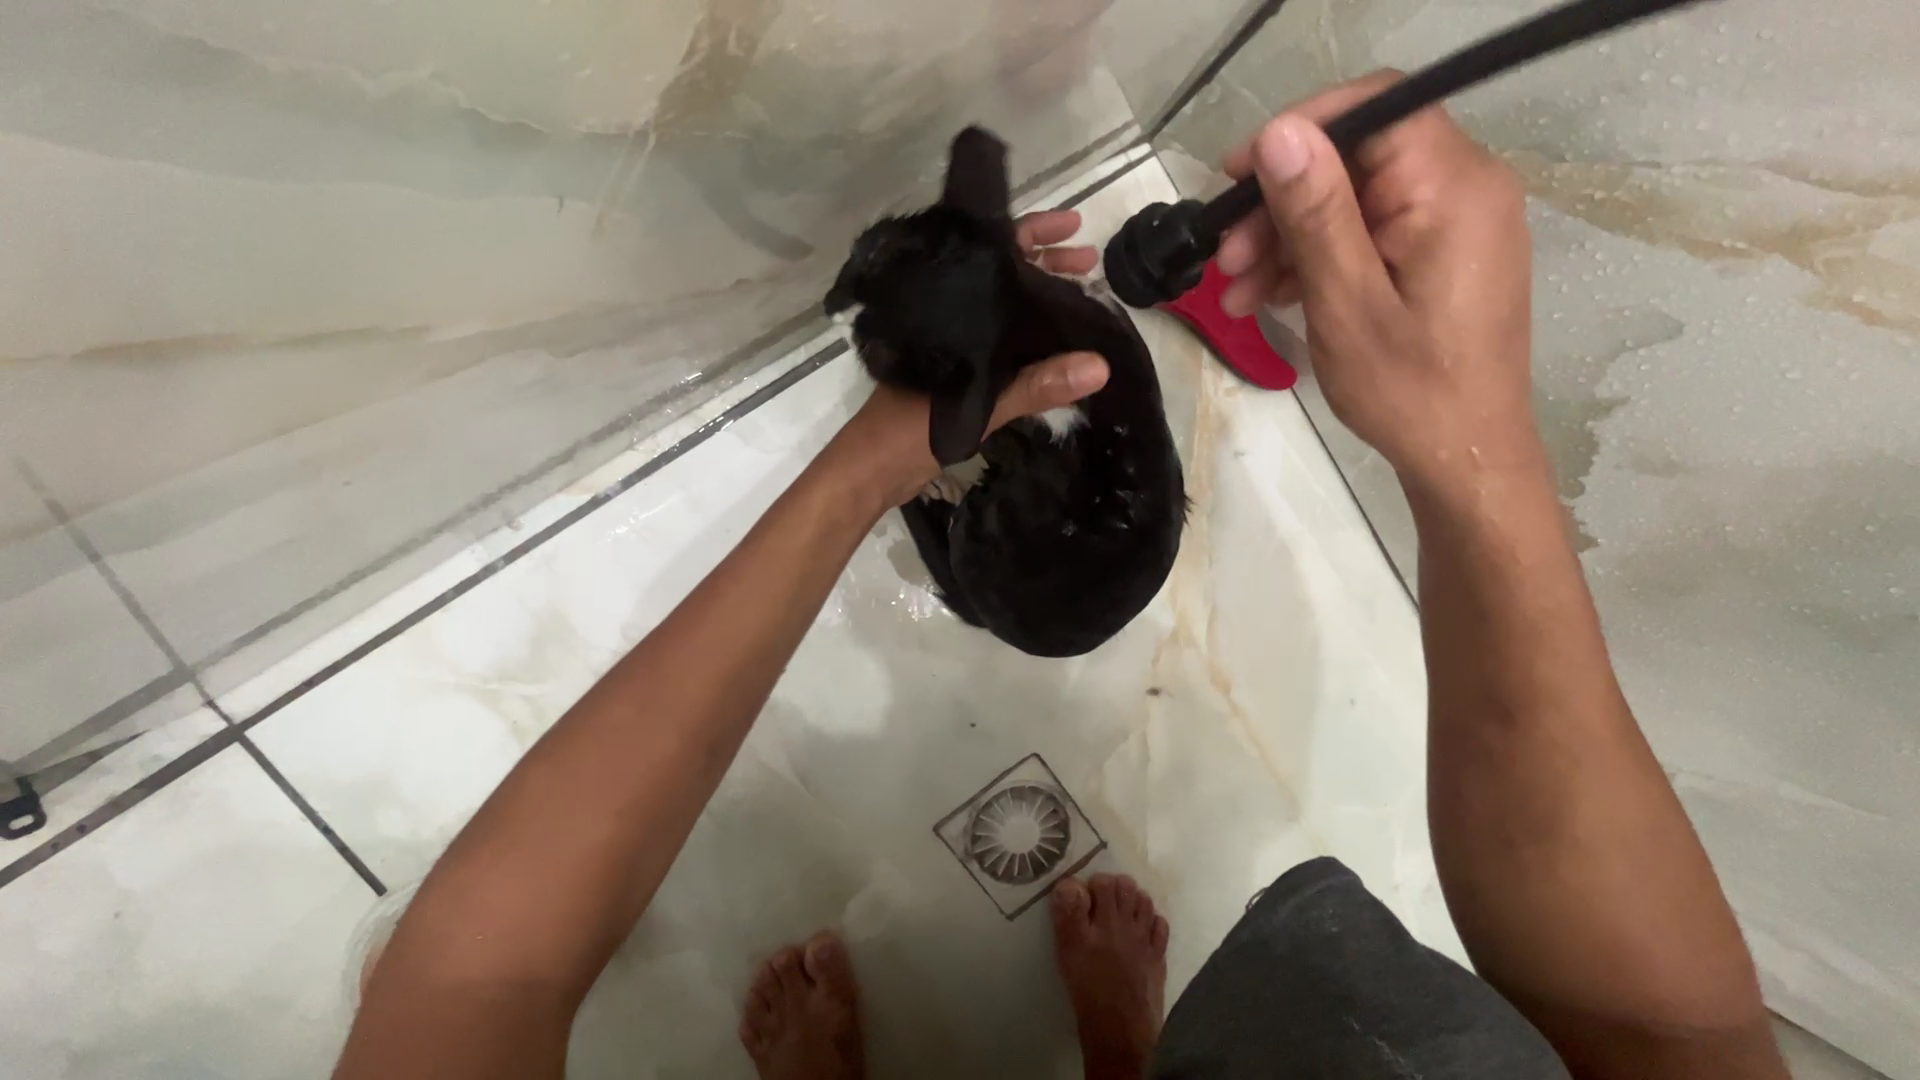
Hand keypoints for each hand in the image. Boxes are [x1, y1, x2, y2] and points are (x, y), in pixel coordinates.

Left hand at [820, 210, 1107, 510]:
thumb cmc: (907, 430)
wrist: (871, 471)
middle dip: (1046, 264)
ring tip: (1085, 297)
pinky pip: (1001, 347)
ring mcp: (956, 349)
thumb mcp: (977, 405)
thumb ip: (1036, 387)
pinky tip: (1060, 348)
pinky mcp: (959, 378)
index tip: (1073, 226)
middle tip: (1090, 262)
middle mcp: (953, 321)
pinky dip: (1030, 340)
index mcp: (948, 310)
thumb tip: (1099, 366)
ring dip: (1040, 302)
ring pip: (1003, 312)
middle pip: (1003, 279)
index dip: (1032, 234)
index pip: (994, 255)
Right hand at [1214, 72, 1538, 496]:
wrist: (1462, 455)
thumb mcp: (1346, 303)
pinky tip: (1270, 298)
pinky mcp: (1437, 254)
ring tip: (1236, 293)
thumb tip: (1279, 134)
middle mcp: (1462, 187)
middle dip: (1280, 203)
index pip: (1374, 109)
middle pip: (1355, 159)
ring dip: (1286, 239)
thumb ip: (1316, 214)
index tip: (1233, 177)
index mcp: (1451, 188)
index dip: (1297, 131)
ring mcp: (1451, 222)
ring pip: (1352, 200)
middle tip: (1224, 258)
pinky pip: (1367, 234)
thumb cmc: (1408, 389)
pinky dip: (1315, 260)